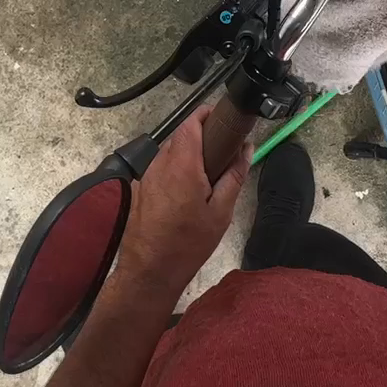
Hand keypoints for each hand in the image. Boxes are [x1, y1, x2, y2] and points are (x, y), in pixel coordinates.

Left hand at [114, 105, 249, 295]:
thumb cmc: (188, 244)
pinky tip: (185, 193)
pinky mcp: (139, 189)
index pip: (191, 121)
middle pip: (181, 135)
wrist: (148, 273)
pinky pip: (160, 169)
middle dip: (201, 135)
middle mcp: (161, 163)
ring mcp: (146, 176)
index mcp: (183, 163)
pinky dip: (174, 170)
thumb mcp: (221, 212)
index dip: (206, 113)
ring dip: (187, 153)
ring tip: (206, 174)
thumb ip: (234, 176)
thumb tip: (246, 149)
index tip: (222, 117)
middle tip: (222, 149)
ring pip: (169, 151)